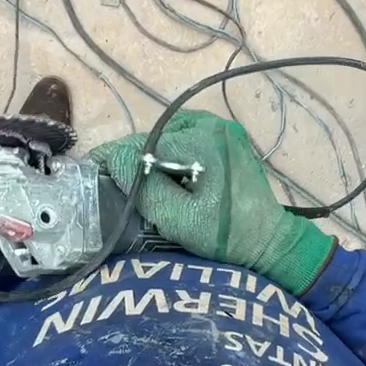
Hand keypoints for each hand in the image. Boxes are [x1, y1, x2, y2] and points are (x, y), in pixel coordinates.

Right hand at [90, 110, 335, 293]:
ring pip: (165, 137)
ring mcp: (220, 127)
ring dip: (152, 158)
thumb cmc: (224, 235)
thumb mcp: (177, 218)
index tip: (96, 177)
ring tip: (143, 184)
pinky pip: (184, 140)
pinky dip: (171, 155)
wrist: (268, 241)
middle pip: (153, 138)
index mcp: (199, 140)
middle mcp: (209, 124)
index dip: (115, 162)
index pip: (140, 145)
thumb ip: (143, 187)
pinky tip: (169, 177)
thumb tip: (113, 159)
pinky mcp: (225, 136)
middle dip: (134, 161)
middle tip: (119, 187)